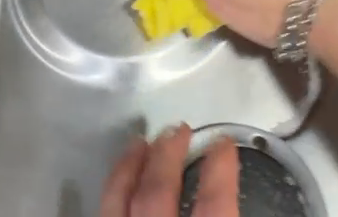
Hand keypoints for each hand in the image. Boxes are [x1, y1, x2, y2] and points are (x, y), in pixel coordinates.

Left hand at [100, 125, 238, 216]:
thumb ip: (226, 214)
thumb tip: (234, 199)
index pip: (214, 203)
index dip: (221, 168)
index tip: (224, 142)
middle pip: (159, 191)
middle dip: (169, 155)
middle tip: (180, 129)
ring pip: (120, 199)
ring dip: (131, 167)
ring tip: (141, 141)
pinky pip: (104, 213)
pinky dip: (113, 191)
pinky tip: (119, 181)